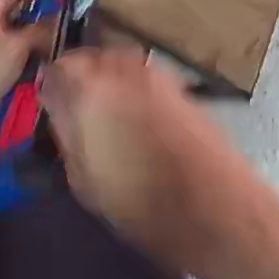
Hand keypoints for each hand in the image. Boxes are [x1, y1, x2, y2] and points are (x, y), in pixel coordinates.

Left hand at [0, 0, 54, 143]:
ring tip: (68, 31)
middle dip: (44, 9)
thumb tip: (60, 20)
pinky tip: (54, 53)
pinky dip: (36, 49)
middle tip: (71, 10)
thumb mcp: (16, 46)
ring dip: (42, 31)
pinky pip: (22, 49)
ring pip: (23, 30)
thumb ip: (40, 30)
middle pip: (21, 8)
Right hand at [42, 49, 278, 278]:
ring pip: (111, 69)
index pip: (52, 66)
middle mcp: (124, 65)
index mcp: (93, 85)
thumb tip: (53, 103)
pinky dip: (127, 97)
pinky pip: (137, 81)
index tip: (47, 118)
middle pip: (83, 61)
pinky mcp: (179, 86)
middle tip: (73, 128)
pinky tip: (133, 134)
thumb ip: (64, 131)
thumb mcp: (87, 183)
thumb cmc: (151, 212)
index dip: (47, 93)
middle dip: (74, 87)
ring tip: (104, 135)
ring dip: (102, 92)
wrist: (231, 218)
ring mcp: (156, 72)